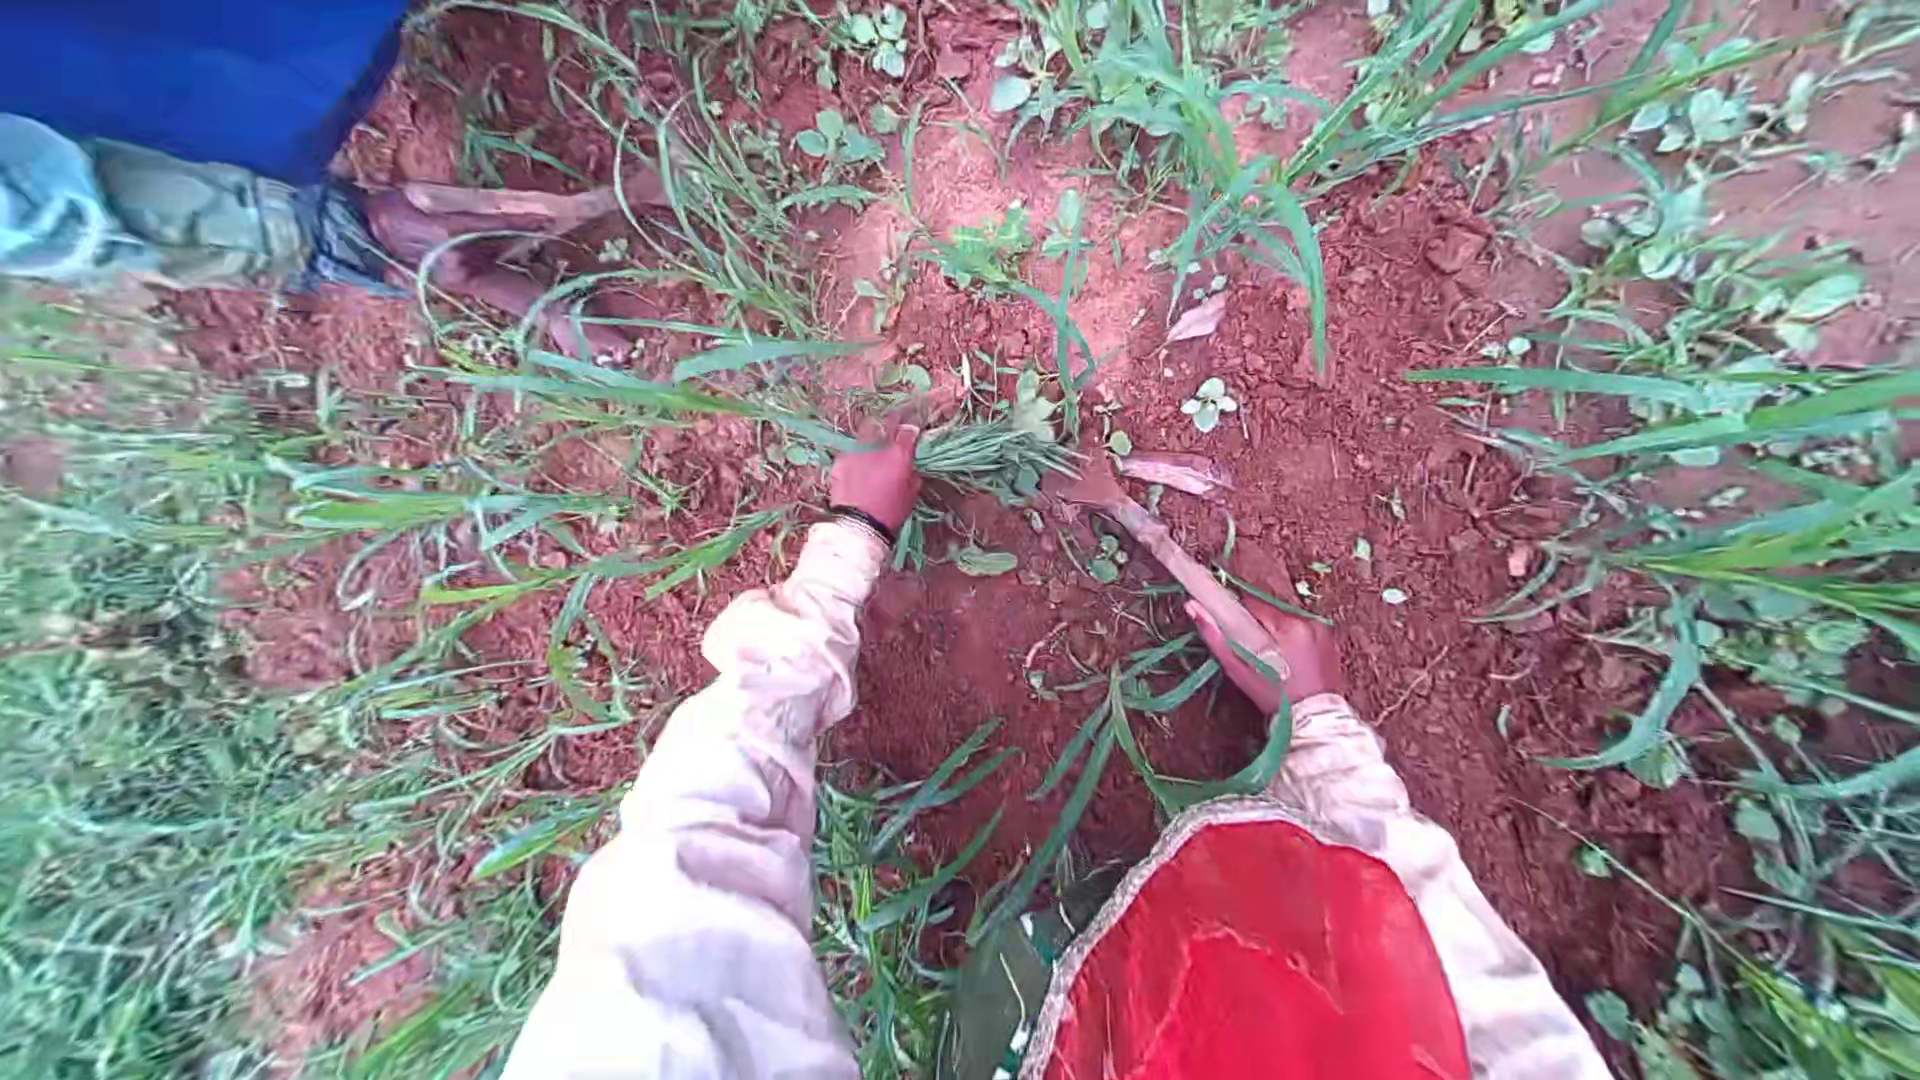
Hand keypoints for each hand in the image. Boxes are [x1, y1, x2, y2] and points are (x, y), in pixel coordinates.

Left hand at [830, 423, 920, 533]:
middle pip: (885, 422)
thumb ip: (912, 475)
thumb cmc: (890, 512)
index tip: (911, 430)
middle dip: (891, 422)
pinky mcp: (840, 460)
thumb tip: (911, 467)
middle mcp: (877, 446)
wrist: (858, 524)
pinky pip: (851, 450)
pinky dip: (856, 454)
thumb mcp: (910, 495)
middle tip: (894, 426)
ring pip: (865, 432)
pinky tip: (857, 465)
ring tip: (873, 446)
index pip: (908, 430)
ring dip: (872, 436)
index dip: (911, 428)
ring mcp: (856, 450)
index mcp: (898, 454)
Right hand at [1186, 597, 1340, 714]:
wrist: (1314, 719)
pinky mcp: (1329, 637)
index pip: (1251, 604)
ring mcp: (1321, 629)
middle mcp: (1308, 621)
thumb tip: (1192, 607)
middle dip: (1257, 626)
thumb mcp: (1238, 669)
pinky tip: (1288, 658)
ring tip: (1272, 657)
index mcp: (1287, 625)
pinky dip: (1291, 638)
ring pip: (1284, 619)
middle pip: (1269, 611)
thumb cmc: (1273, 696)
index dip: (1238, 618)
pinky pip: (1301, 628)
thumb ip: (1214, 636)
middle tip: (1253, 651)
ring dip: (1274, 632)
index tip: (1235, 634)